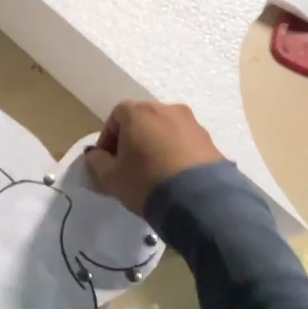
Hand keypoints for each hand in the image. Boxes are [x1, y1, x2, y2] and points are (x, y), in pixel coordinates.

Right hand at [82, 101, 223, 214]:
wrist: (199, 199)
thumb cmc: (145, 181)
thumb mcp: (110, 177)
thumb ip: (96, 162)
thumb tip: (97, 155)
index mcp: (139, 112)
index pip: (116, 115)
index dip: (108, 137)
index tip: (107, 159)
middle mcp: (167, 109)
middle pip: (142, 120)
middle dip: (132, 139)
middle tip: (128, 164)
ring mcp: (192, 123)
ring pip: (165, 130)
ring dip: (155, 145)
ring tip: (153, 172)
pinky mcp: (210, 140)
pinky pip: (184, 142)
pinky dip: (175, 153)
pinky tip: (173, 176)